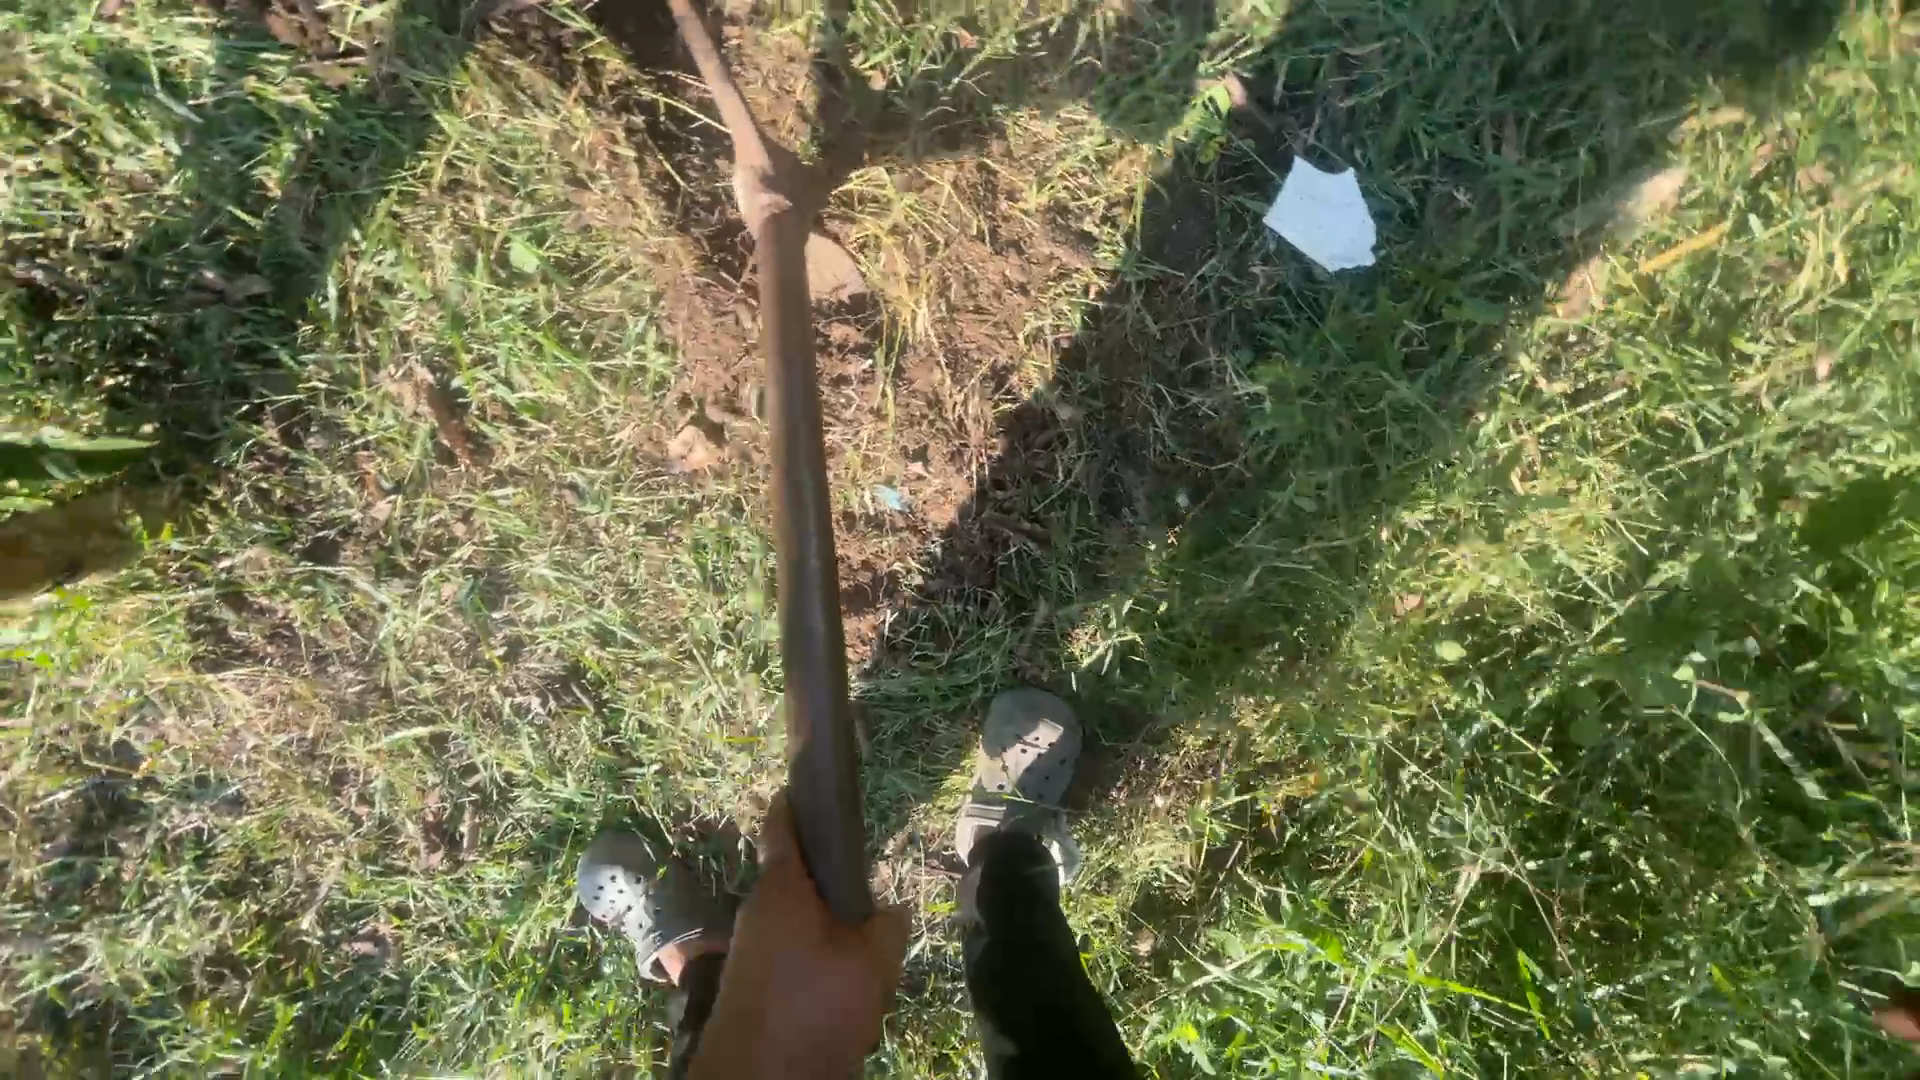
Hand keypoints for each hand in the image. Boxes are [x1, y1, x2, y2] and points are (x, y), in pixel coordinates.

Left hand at [688, 792, 909, 1078]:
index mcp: (781, 888)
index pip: (781, 826)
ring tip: (865, 937)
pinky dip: (816, 950)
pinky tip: (843, 975)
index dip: (795, 801)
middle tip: (870, 881)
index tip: (809, 781)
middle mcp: (758, 909)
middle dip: (830, 874)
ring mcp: (750, 949)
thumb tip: (892, 910)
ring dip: (826, 919)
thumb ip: (888, 927)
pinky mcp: (752, 983)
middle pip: (796, 874)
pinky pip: (791, 949)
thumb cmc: (811, 1008)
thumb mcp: (870, 964)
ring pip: (797, 916)